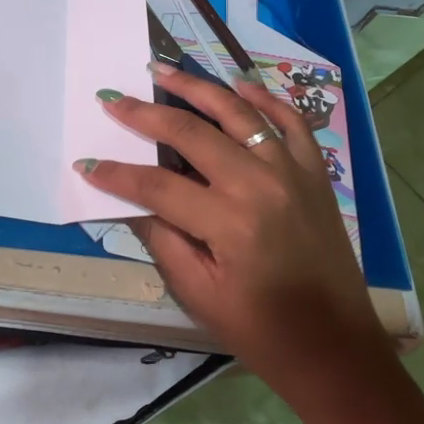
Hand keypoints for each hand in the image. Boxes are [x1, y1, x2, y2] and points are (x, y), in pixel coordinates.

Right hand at [75, 63, 389, 411]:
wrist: (338, 352)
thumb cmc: (262, 331)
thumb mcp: (199, 293)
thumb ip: (162, 238)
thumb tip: (130, 198)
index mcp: (229, 223)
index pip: (157, 185)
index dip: (116, 174)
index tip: (86, 163)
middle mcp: (260, 185)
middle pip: (192, 134)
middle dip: (145, 115)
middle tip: (112, 99)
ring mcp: (292, 173)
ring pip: (238, 113)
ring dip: (197, 88)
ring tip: (162, 71)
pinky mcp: (315, 174)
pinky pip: (290, 122)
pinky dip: (264, 99)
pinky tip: (238, 85)